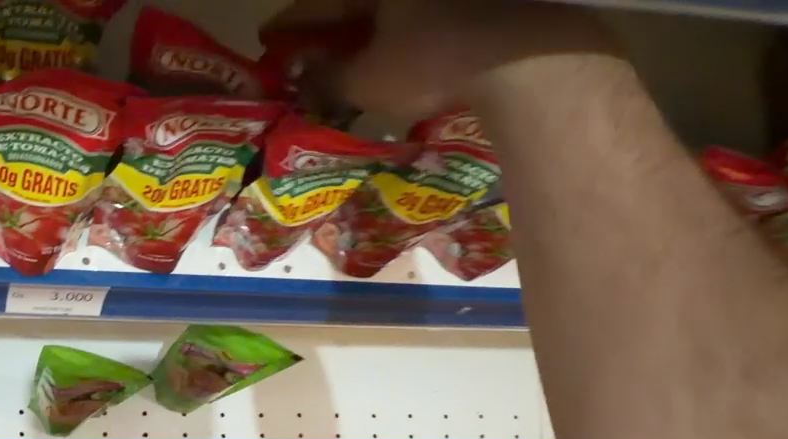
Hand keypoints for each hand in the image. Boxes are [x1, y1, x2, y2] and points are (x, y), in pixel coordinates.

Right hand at [266, 0, 618, 119]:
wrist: (519, 57)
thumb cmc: (429, 61)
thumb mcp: (366, 80)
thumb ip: (326, 79)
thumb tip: (301, 79)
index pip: (318, 3)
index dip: (290, 25)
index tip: (267, 39)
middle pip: (355, 5)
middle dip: (327, 30)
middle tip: (303, 53)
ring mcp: (439, 0)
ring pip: (386, 12)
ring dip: (360, 35)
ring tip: (341, 62)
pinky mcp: (470, 8)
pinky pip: (415, 18)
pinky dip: (393, 36)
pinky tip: (386, 58)